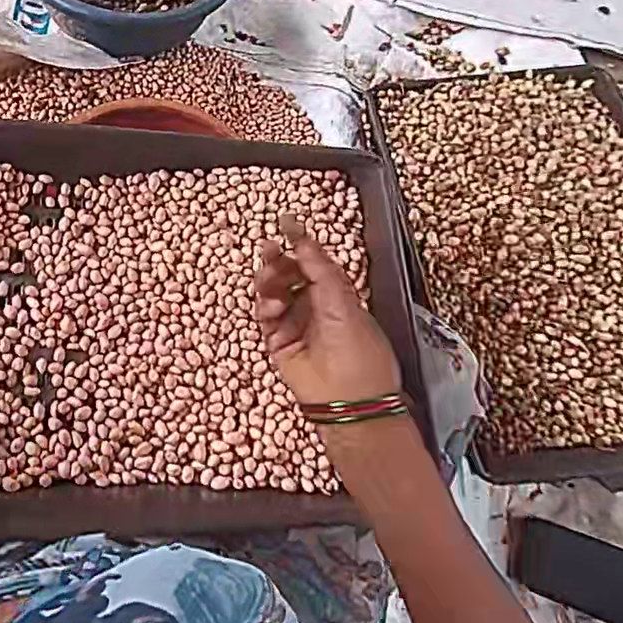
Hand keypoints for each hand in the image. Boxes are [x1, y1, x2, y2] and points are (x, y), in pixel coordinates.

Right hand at [255, 216, 403, 408]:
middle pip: (288, 274)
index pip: (312, 262)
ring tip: (271, 282)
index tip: (286, 223)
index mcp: (336, 294)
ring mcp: (294, 323)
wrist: (348, 399)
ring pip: (272, 292)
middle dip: (277, 260)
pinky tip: (273, 307)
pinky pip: (264, 315)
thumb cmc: (358, 353)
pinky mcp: (277, 341)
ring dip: (269, 282)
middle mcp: (313, 306)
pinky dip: (265, 306)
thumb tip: (303, 242)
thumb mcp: (343, 303)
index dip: (299, 242)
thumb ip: (320, 270)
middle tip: (270, 248)